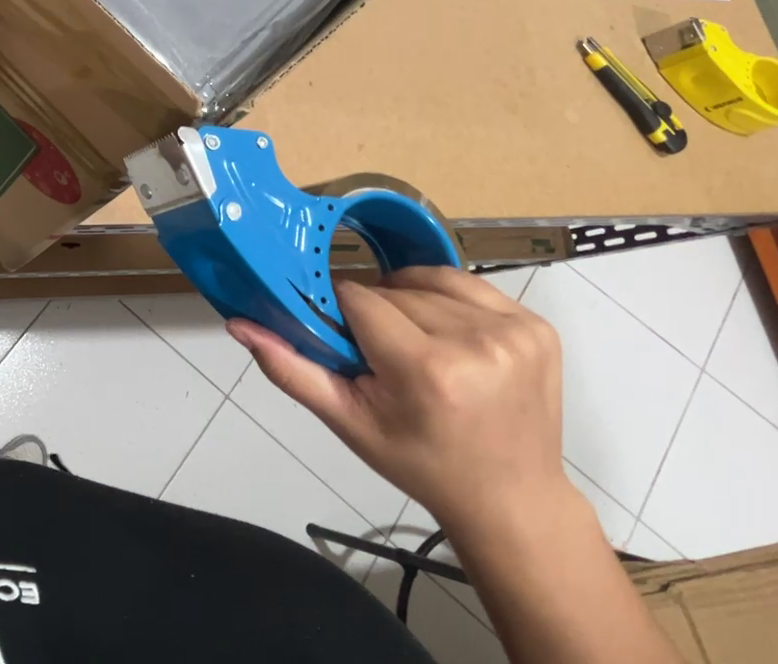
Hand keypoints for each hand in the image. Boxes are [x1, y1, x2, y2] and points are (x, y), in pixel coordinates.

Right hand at [229, 266, 571, 533]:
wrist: (509, 496)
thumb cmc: (417, 461)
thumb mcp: (346, 422)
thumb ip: (290, 369)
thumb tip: (238, 324)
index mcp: (428, 369)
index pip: (359, 299)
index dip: (340, 313)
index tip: (343, 341)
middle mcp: (477, 342)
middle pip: (393, 290)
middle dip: (375, 313)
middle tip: (379, 355)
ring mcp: (515, 331)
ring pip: (427, 282)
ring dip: (408, 301)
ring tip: (411, 342)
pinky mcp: (539, 327)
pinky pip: (469, 285)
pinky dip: (445, 299)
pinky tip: (446, 334)